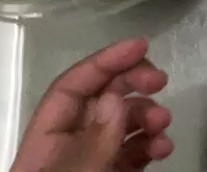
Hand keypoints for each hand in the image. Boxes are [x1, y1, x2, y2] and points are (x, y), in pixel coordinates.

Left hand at [10, 37, 174, 171]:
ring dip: (149, 116)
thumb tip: (116, 98)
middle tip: (160, 81)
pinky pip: (134, 149)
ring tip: (163, 123)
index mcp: (43, 143)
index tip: (141, 45)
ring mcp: (91, 162)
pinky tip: (163, 147)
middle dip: (135, 83)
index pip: (70, 86)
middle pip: (103, 98)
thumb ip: (93, 141)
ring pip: (123, 123)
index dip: (105, 61)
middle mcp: (68, 147)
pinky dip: (152, 143)